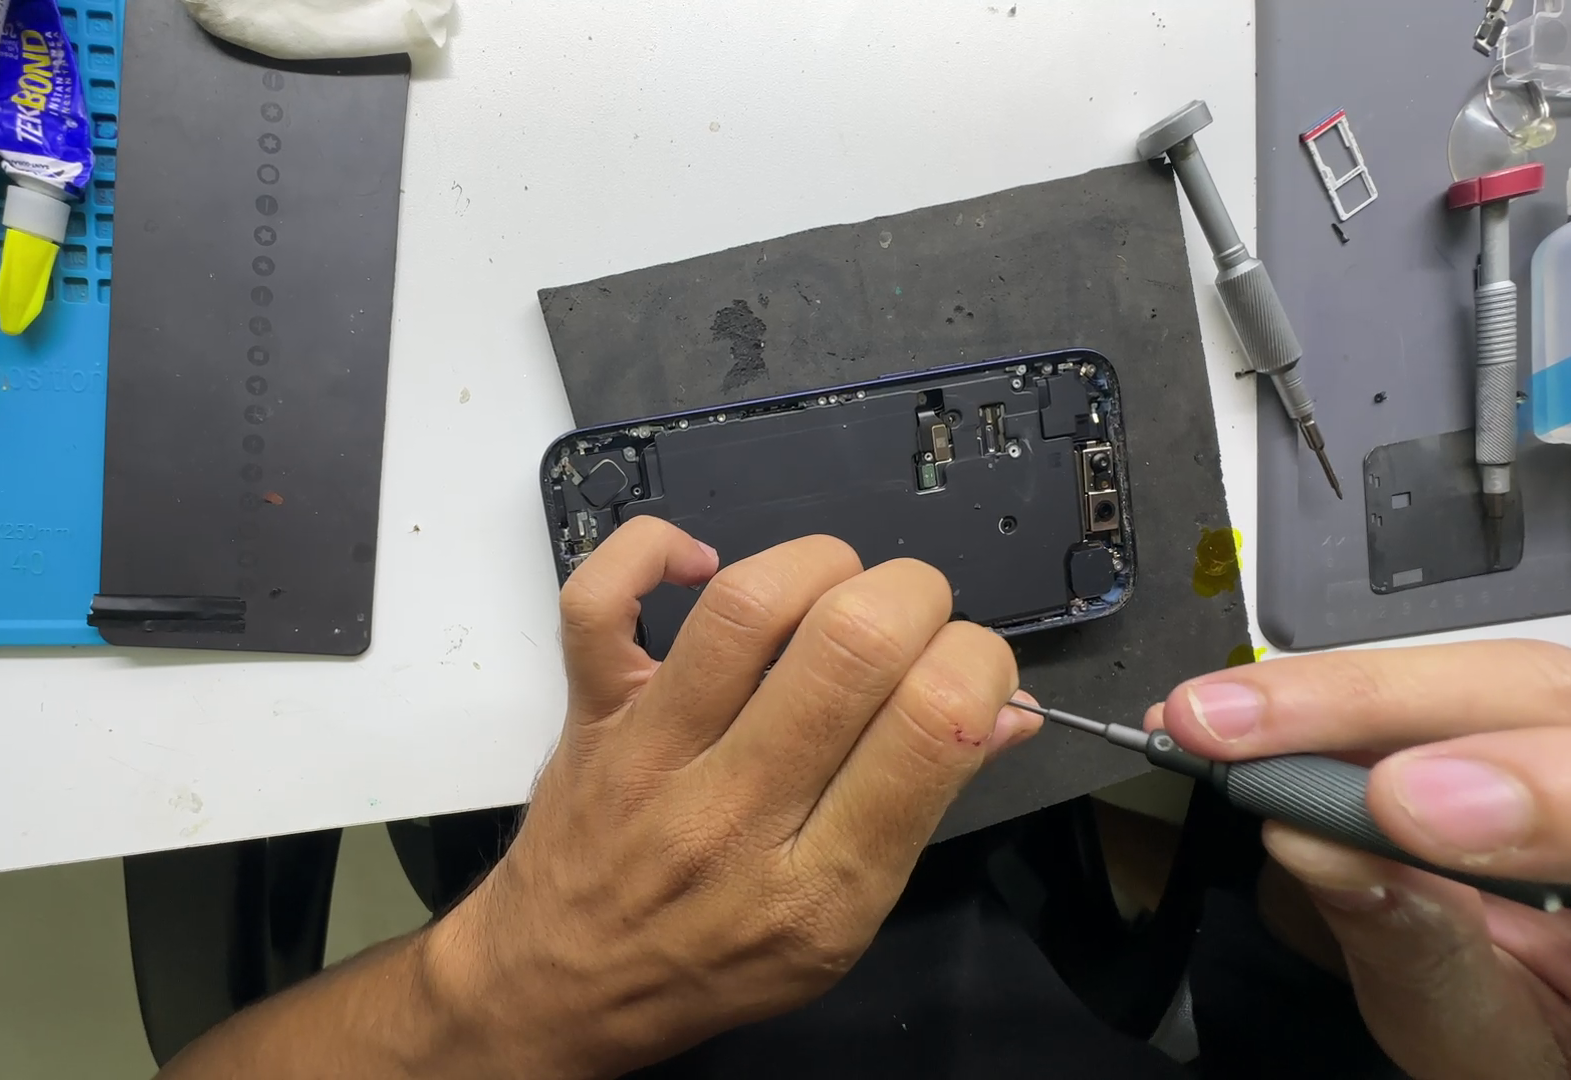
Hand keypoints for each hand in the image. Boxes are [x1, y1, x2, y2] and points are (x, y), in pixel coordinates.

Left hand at [427, 518, 1035, 1076]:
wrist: (564, 978)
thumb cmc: (709, 959)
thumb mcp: (841, 927)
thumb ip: (923, 809)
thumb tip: (1006, 710)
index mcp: (820, 881)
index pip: (932, 727)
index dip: (978, 661)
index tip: (969, 658)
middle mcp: (734, 807)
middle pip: (847, 647)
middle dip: (912, 595)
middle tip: (911, 608)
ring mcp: (649, 747)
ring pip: (743, 606)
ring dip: (817, 564)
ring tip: (834, 580)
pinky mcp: (590, 706)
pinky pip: (598, 599)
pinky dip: (649, 550)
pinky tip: (697, 560)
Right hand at [1155, 642, 1570, 1078]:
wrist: (1553, 1044)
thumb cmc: (1553, 1062)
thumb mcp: (1495, 1043)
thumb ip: (1425, 949)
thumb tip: (1302, 837)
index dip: (1560, 788)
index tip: (1402, 810)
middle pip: (1551, 696)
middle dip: (1372, 701)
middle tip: (1231, 724)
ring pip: (1471, 676)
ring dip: (1318, 693)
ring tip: (1207, 717)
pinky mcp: (1485, 732)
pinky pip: (1407, 692)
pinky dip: (1303, 701)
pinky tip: (1229, 708)